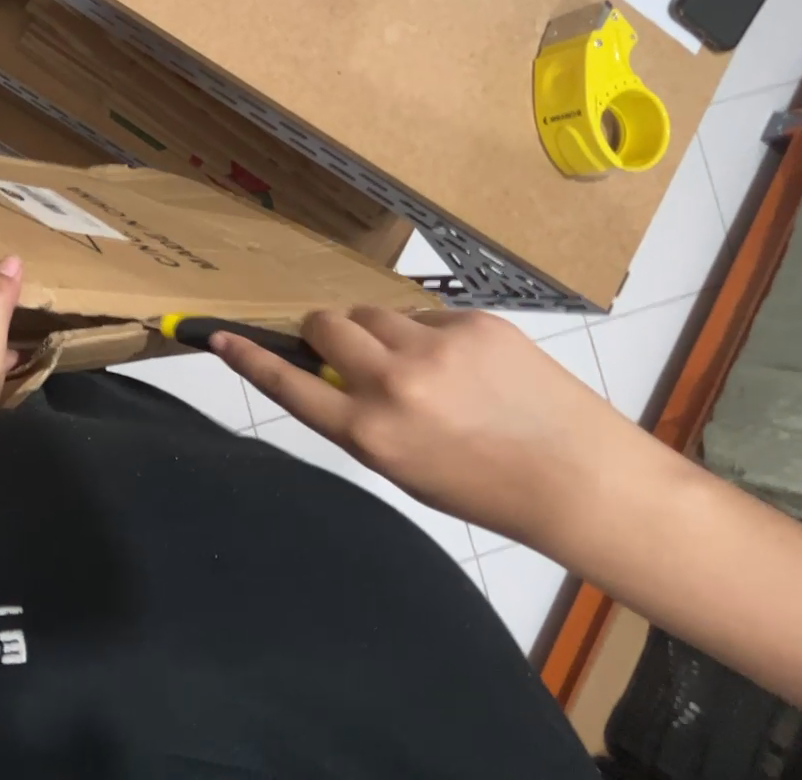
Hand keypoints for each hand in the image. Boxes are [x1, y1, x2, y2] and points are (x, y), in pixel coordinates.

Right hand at [214, 307, 646, 547]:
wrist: (584, 480)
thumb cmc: (481, 487)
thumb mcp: (398, 466)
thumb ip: (352, 418)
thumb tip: (326, 370)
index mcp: (369, 433)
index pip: (287, 384)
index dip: (248, 357)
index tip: (217, 335)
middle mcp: (392, 385)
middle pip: (323, 325)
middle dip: (324, 333)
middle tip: (345, 352)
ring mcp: (435, 348)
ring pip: (369, 313)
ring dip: (374, 332)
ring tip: (417, 364)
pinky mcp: (475, 324)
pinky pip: (422, 315)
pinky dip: (427, 335)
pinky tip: (465, 366)